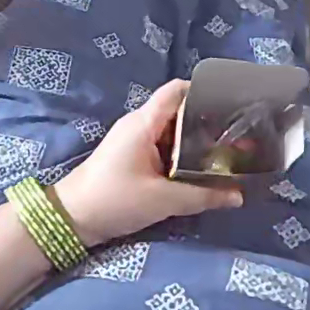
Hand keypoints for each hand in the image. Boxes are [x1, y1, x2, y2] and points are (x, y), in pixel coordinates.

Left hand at [53, 80, 241, 247]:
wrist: (71, 219)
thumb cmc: (114, 200)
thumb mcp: (163, 200)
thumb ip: (203, 196)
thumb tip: (238, 196)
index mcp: (144, 123)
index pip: (176, 90)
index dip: (204, 92)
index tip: (231, 105)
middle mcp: (139, 125)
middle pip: (179, 111)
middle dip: (206, 122)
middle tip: (237, 136)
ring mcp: (134, 140)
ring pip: (172, 131)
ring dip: (194, 141)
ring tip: (225, 152)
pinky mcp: (132, 157)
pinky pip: (163, 147)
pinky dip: (181, 154)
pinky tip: (200, 168)